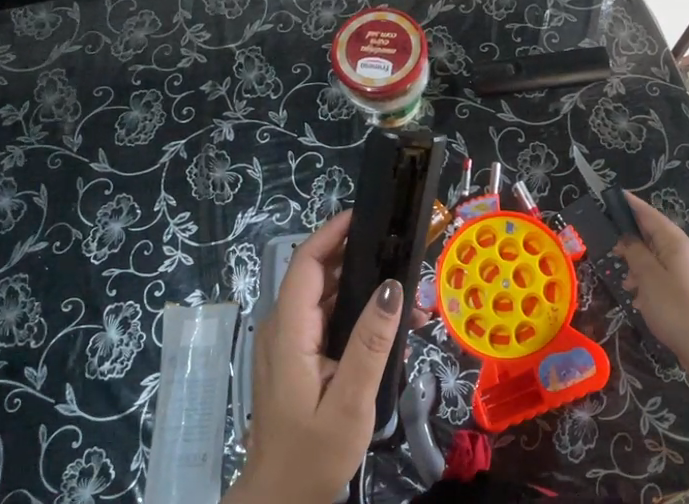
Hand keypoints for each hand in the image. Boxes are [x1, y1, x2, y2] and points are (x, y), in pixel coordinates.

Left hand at [227, 211, 416, 503]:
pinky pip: (326, 320)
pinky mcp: (298, 359)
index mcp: (289, 332)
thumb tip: (392, 286)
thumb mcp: (350, 403)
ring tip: (409, 292)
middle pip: (317, 274)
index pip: (306, 263)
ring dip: (362, 288)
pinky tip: (390, 325)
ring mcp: (288, 344)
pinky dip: (356, 313)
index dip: (333, 233)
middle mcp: (283, 328)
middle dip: (360, 258)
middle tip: (404, 255)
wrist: (280, 500)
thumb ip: (371, 343)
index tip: (367, 214)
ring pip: (325, 297)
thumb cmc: (312, 454)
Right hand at [613, 193, 688, 369]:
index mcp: (678, 244)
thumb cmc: (674, 308)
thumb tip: (628, 237)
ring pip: (663, 258)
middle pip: (658, 236)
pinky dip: (653, 279)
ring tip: (626, 281)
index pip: (652, 216)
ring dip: (642, 264)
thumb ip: (635, 252)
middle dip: (635, 240)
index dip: (633, 206)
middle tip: (613, 247)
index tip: (616, 197)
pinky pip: (670, 275)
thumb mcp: (648, 278)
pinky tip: (643, 298)